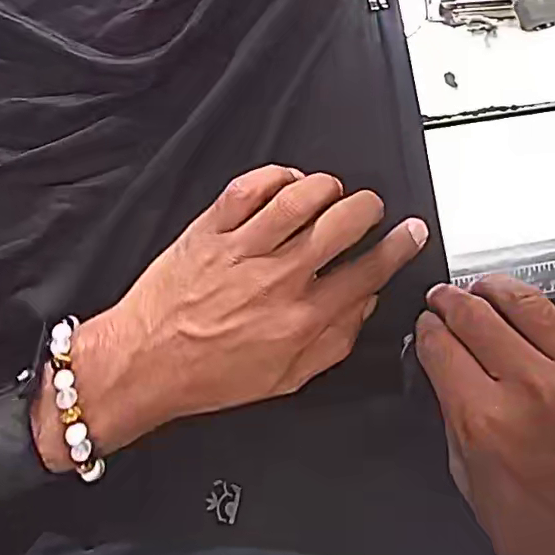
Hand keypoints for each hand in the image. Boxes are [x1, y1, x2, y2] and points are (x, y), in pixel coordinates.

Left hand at [40, 165, 427, 465]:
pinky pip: (249, 188)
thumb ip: (333, 342)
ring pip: (299, 198)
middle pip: (341, 224)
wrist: (144, 362)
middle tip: (369, 207)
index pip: (366, 271)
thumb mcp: (284, 379)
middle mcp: (276, 279)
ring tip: (330, 192)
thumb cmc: (207, 374)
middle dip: (368, 207)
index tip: (410, 231)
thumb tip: (363, 305)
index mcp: (299, 318)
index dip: (398, 246)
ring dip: (326, 186)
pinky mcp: (210, 230)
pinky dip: (275, 176)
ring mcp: (241, 249)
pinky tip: (285, 183)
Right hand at [417, 276, 554, 554]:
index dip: (426, 332)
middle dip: (448, 302)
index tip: (428, 331)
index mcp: (489, 426)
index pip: (438, 343)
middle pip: (474, 313)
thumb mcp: (478, 495)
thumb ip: (456, 424)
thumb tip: (446, 375)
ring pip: (531, 300)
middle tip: (445, 301)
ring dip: (496, 289)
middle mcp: (539, 393)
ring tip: (488, 291)